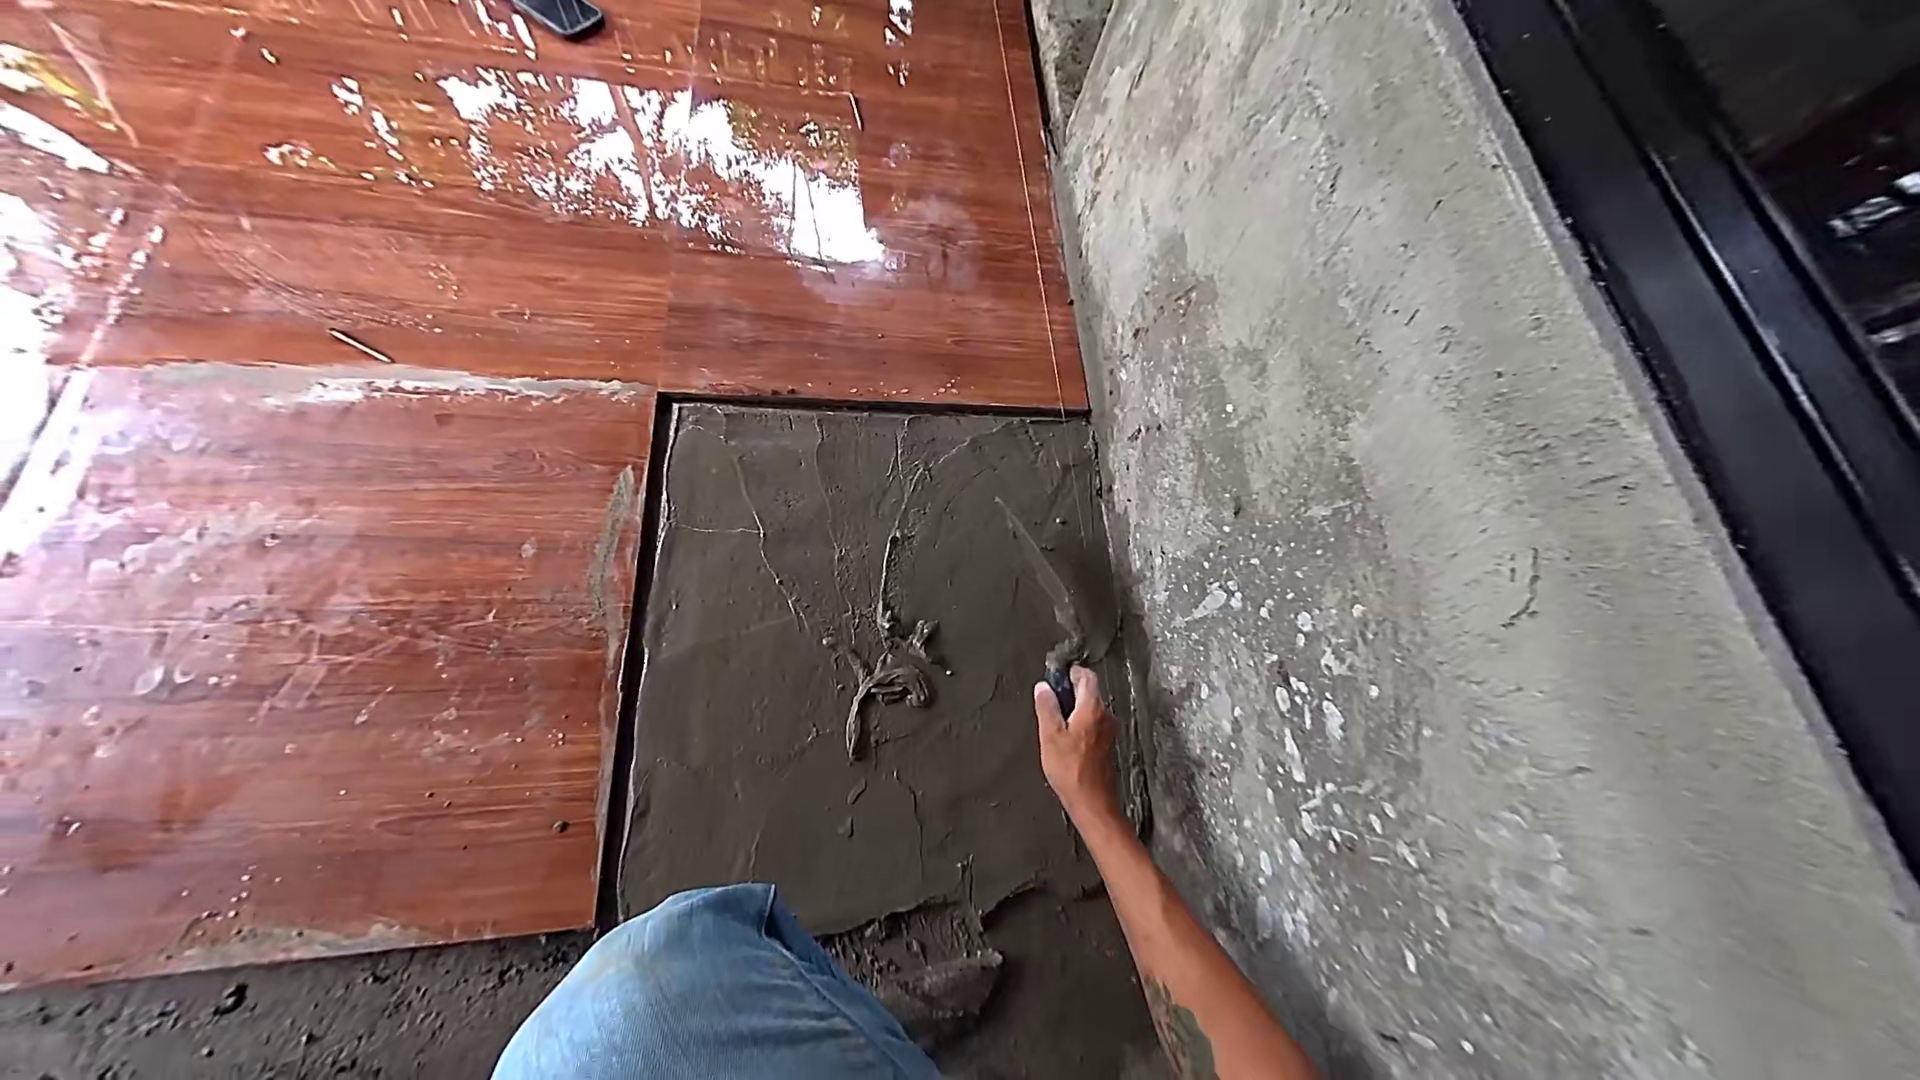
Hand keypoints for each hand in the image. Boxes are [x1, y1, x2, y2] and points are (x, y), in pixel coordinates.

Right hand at [1034, 665, 1119, 826]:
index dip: (1071, 672)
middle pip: (1089, 692)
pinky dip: (1080, 724)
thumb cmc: (1072, 772)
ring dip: (1074, 709)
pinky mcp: (1107, 746)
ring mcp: (1108, 732)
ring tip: (1056, 722)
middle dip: (1070, 691)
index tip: (1057, 675)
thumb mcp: (1050, 735)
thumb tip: (1043, 688)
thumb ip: (1047, 707)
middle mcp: (1105, 717)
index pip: (1087, 676)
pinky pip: (1093, 725)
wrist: (1092, 803)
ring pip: (1091, 709)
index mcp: (1092, 709)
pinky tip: (1066, 740)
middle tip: (1051, 698)